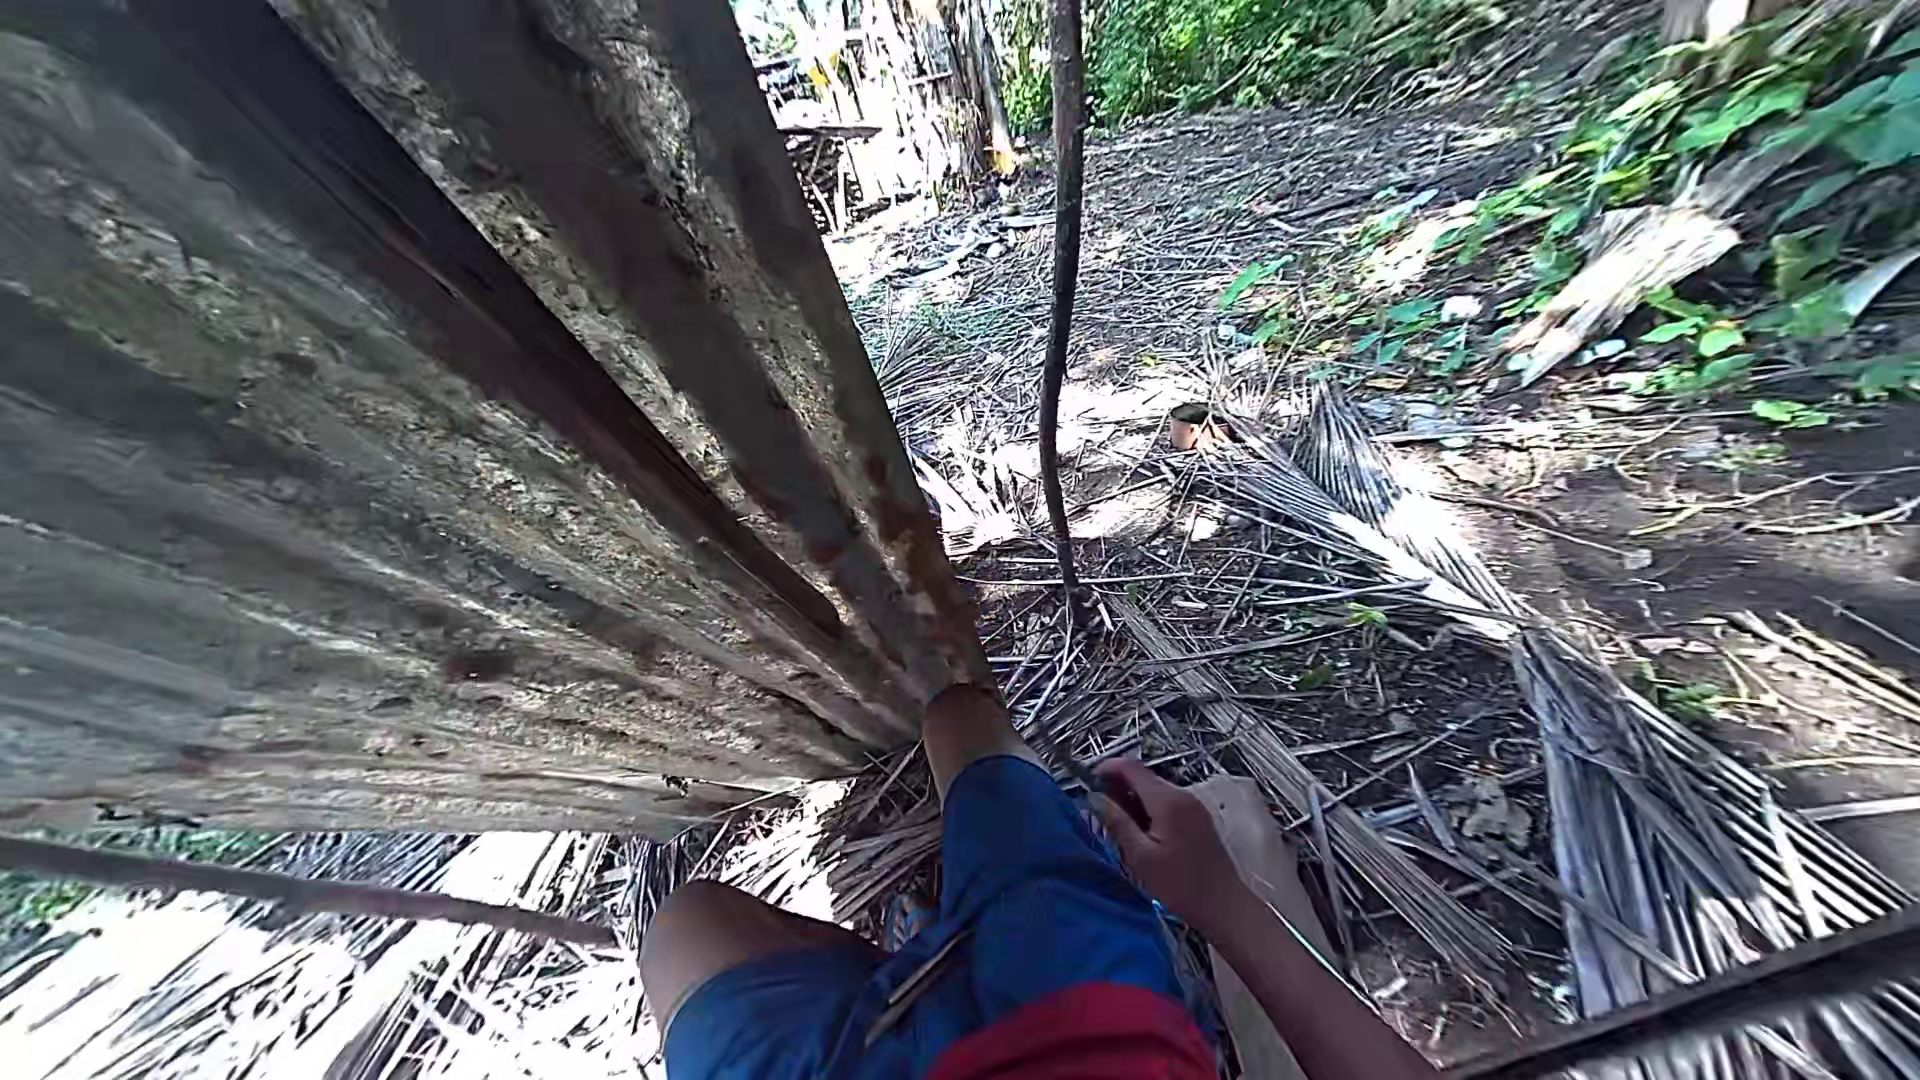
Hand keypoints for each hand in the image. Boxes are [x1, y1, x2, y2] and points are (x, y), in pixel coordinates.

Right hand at [1092, 758, 1247, 927]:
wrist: (1226, 908)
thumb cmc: (1181, 886)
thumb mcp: (1141, 856)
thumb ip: (1117, 822)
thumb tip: (1093, 797)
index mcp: (1167, 800)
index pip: (1130, 767)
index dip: (1107, 769)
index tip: (1089, 784)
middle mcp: (1182, 794)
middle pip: (1142, 777)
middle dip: (1118, 788)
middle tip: (1102, 813)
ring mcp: (1193, 805)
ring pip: (1153, 789)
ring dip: (1132, 800)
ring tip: (1121, 829)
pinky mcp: (1198, 817)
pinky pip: (1166, 801)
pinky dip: (1148, 809)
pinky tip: (1143, 834)